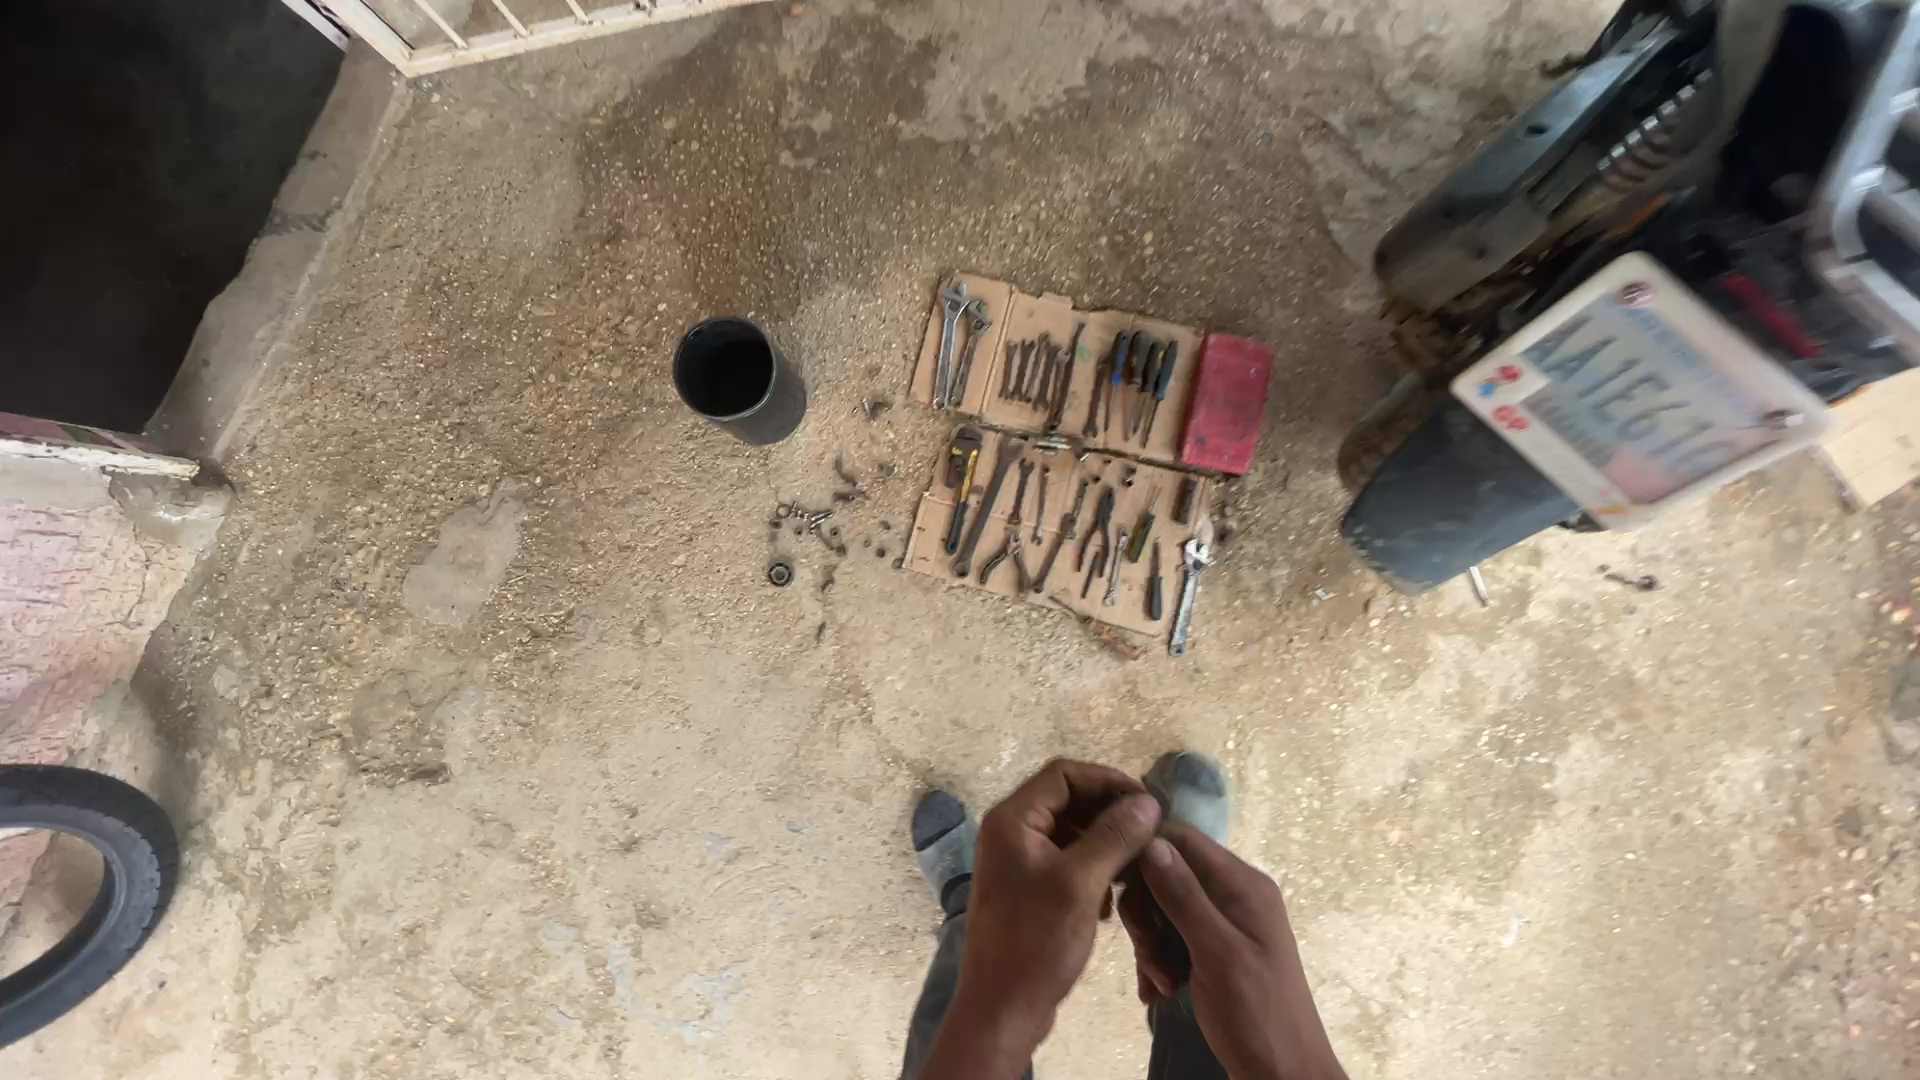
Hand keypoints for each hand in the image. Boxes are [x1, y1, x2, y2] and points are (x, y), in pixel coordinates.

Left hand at [920, 759, 1162, 1079]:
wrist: (1001, 1009)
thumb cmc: (1035, 941)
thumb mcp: (1080, 884)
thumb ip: (1113, 836)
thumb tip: (1147, 801)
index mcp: (1013, 818)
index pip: (1064, 774)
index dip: (1107, 781)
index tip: (1146, 802)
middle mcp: (1011, 830)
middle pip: (1068, 799)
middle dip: (1109, 814)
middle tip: (1148, 834)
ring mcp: (1018, 859)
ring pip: (1070, 831)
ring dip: (1104, 843)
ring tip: (1134, 867)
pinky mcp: (1029, 887)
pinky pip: (1067, 860)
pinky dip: (1093, 869)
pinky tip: (1111, 900)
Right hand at [1124, 825, 1346, 1079]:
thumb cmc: (1257, 1016)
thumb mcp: (1217, 953)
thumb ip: (1183, 895)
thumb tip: (1149, 840)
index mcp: (1241, 883)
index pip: (1180, 837)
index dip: (1144, 854)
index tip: (1117, 886)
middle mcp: (1232, 892)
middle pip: (1166, 872)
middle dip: (1147, 912)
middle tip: (1149, 955)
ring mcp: (1224, 921)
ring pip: (1163, 906)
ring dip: (1151, 943)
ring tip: (1161, 983)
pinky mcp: (1213, 947)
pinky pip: (1171, 935)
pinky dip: (1159, 959)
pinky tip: (1159, 991)